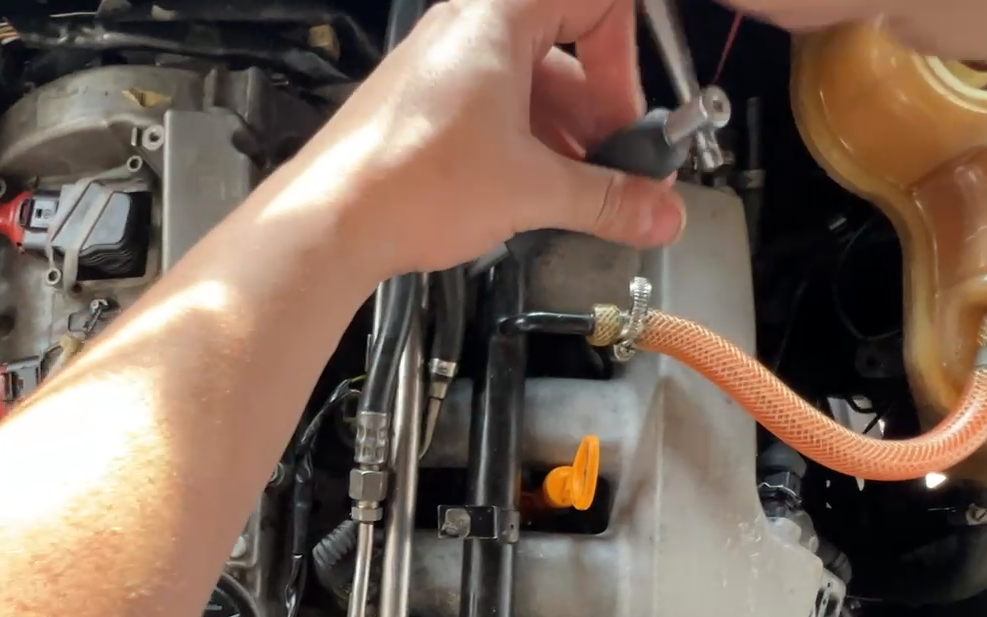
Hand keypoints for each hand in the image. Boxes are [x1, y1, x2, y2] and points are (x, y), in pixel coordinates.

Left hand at [259, 0, 686, 281]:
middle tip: (609, 170)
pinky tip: (521, 196)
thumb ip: (604, 199)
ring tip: (568, 196)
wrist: (330, 224)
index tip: (626, 123)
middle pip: (561, 52)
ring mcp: (437, 70)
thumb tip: (656, 214)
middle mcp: (464, 30)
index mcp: (499, 15)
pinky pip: (486, 114)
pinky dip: (516, 149)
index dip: (624, 65)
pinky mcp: (419, 111)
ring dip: (557, 141)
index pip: (597, 3)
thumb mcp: (530, 191)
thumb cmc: (411, 185)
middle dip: (595, 116)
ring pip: (523, 91)